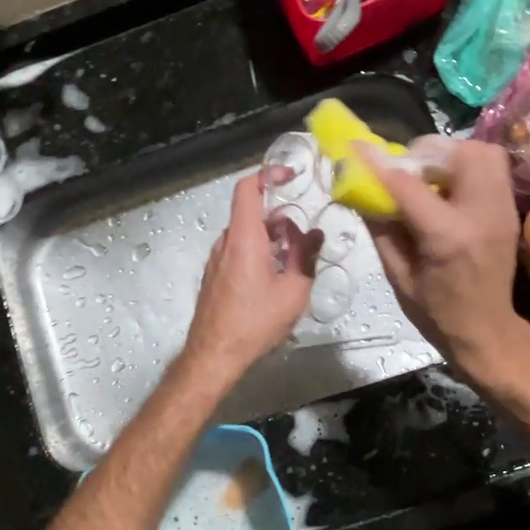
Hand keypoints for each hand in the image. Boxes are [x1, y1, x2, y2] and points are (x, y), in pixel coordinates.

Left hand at [183, 173, 318, 378]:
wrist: (214, 355)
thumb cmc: (255, 323)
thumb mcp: (293, 291)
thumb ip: (306, 257)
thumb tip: (315, 233)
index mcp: (244, 238)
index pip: (248, 188)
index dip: (268, 174)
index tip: (290, 177)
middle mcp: (225, 243)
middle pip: (251, 213)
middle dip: (279, 219)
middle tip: (302, 239)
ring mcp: (216, 260)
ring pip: (245, 235)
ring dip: (270, 239)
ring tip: (293, 262)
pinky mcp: (214, 277)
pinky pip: (237, 252)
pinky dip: (258, 253)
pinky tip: (274, 279)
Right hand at [362, 138, 529, 378]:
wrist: (485, 329)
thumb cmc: (435, 311)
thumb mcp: (397, 274)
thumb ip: (380, 228)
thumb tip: (359, 189)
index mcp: (447, 237)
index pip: (408, 185)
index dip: (378, 165)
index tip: (356, 149)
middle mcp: (481, 214)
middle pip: (457, 153)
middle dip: (424, 154)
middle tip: (405, 171)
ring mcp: (502, 208)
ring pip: (481, 151)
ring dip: (450, 154)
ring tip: (430, 176)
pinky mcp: (509, 208)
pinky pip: (492, 166)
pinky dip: (466, 165)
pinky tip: (448, 187)